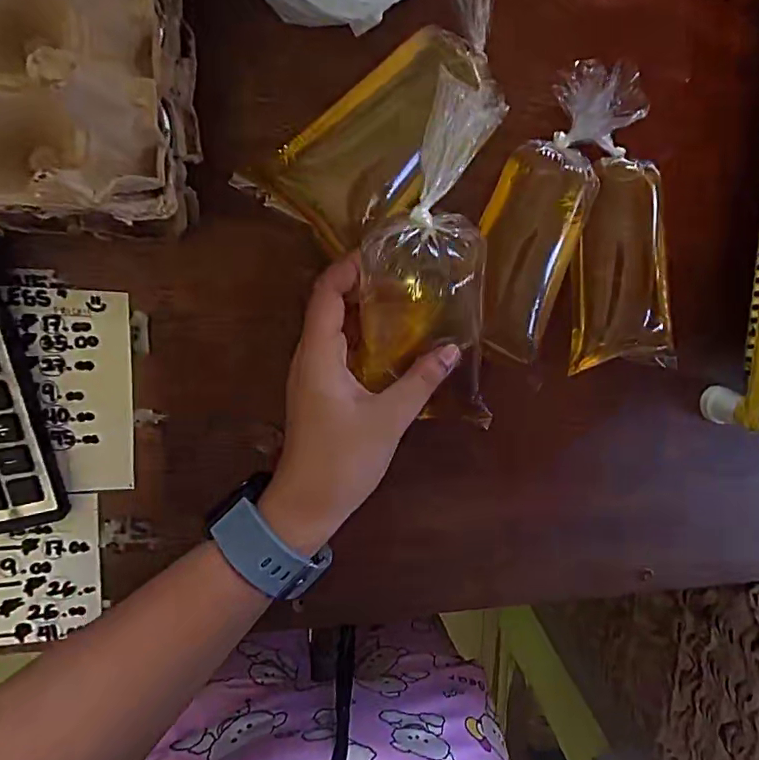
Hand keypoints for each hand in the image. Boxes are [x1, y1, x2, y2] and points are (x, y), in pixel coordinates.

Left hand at [260, 254, 460, 552]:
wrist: (306, 506)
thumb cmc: (343, 460)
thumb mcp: (389, 419)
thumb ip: (420, 381)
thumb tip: (452, 349)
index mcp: (318, 355)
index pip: (326, 294)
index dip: (348, 268)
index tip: (381, 254)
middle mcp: (309, 356)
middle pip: (328, 304)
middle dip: (360, 283)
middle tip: (401, 273)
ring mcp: (311, 373)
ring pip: (333, 326)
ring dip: (362, 309)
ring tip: (401, 298)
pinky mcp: (319, 389)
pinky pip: (338, 348)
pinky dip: (362, 334)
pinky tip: (391, 340)